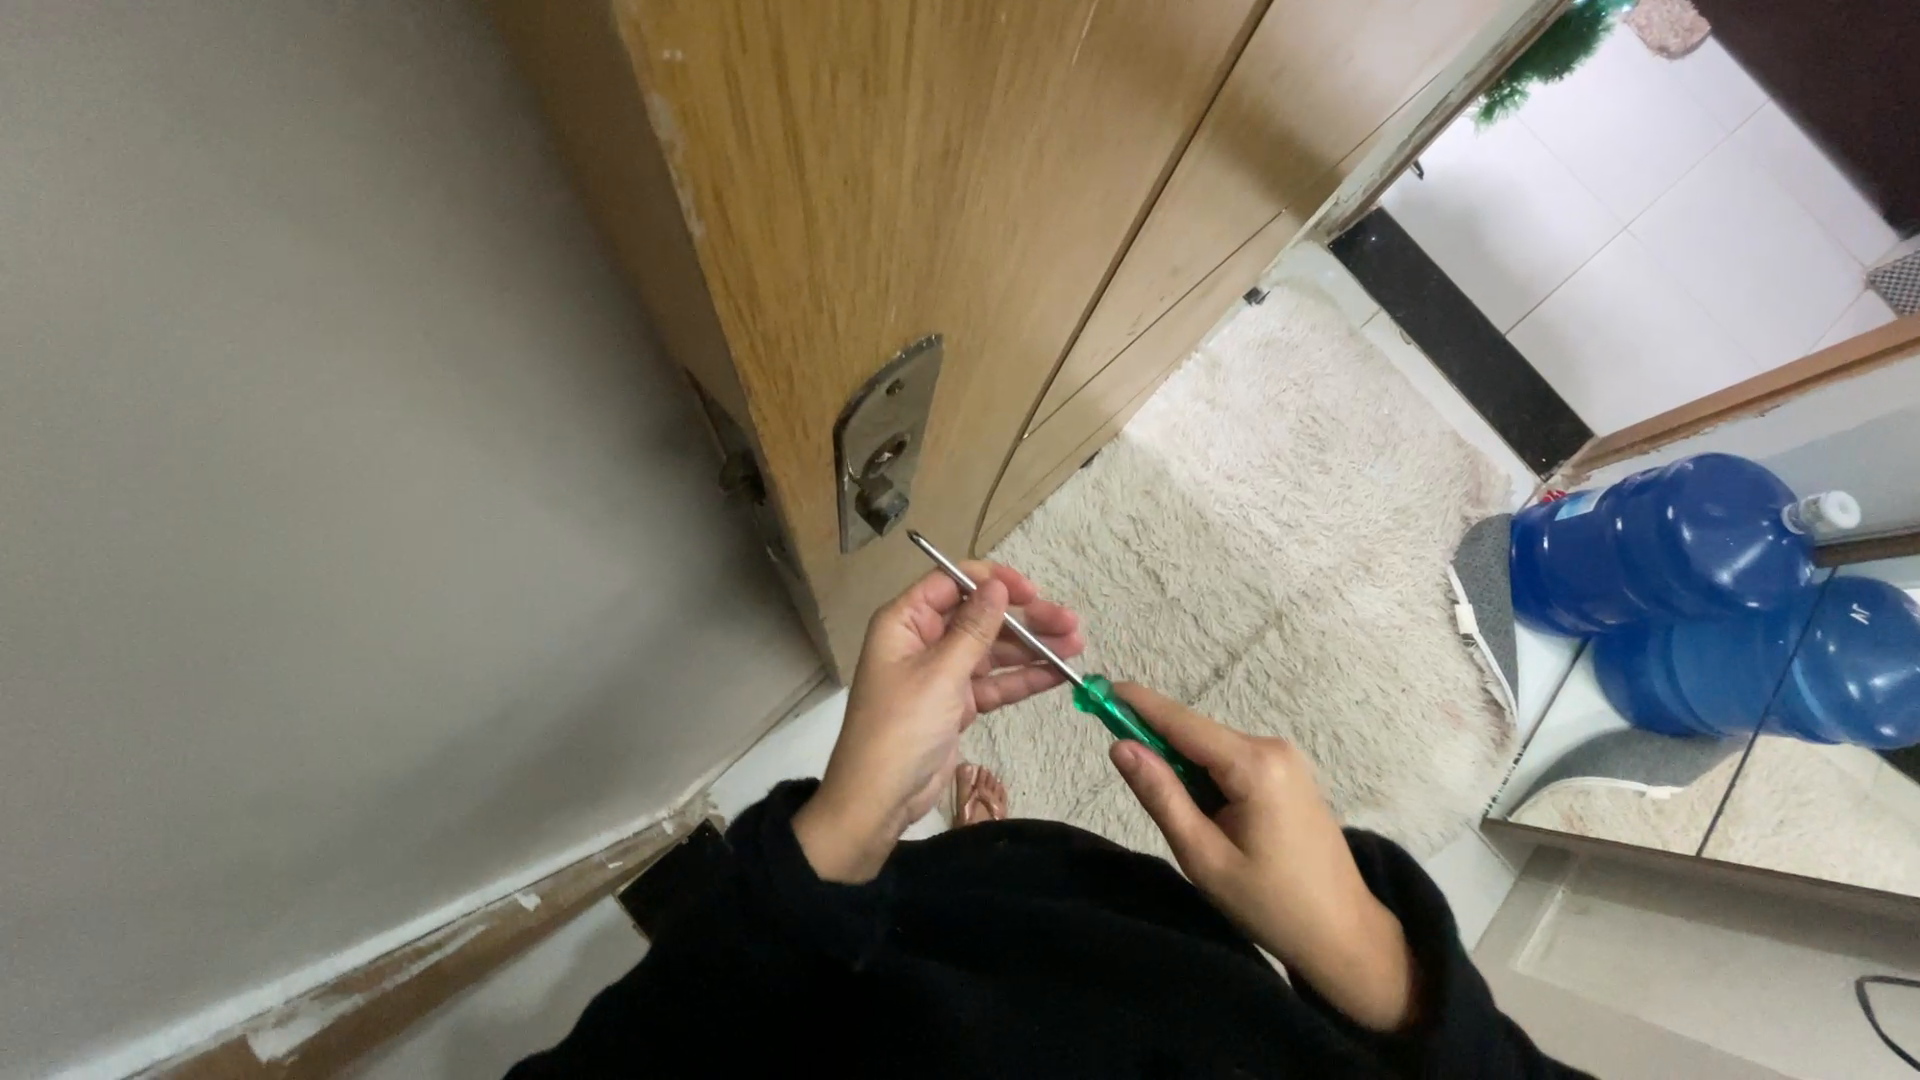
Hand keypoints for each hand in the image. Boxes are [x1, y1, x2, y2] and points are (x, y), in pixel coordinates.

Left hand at [793, 562, 1081, 883]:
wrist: (879, 799)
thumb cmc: (901, 726)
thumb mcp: (940, 673)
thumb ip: (973, 629)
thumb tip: (996, 586)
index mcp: (905, 622)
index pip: (951, 584)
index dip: (992, 582)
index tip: (1031, 591)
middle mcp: (924, 640)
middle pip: (979, 617)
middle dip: (1024, 619)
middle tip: (1070, 622)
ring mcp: (942, 673)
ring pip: (993, 650)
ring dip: (1033, 648)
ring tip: (1077, 644)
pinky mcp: (957, 703)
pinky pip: (995, 682)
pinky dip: (1024, 678)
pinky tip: (1059, 673)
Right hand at [1107, 683, 1417, 1032]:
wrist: (1345, 936)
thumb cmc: (1271, 904)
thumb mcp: (1203, 856)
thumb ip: (1161, 795)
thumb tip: (1120, 746)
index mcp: (1255, 765)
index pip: (1181, 722)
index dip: (1137, 704)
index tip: (1098, 689)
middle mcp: (1272, 747)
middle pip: (1195, 733)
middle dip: (1159, 749)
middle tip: (1143, 795)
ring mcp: (1284, 758)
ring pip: (1210, 748)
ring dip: (1184, 771)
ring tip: (1193, 828)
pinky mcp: (1287, 771)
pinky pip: (1230, 760)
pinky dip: (1206, 778)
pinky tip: (1213, 819)